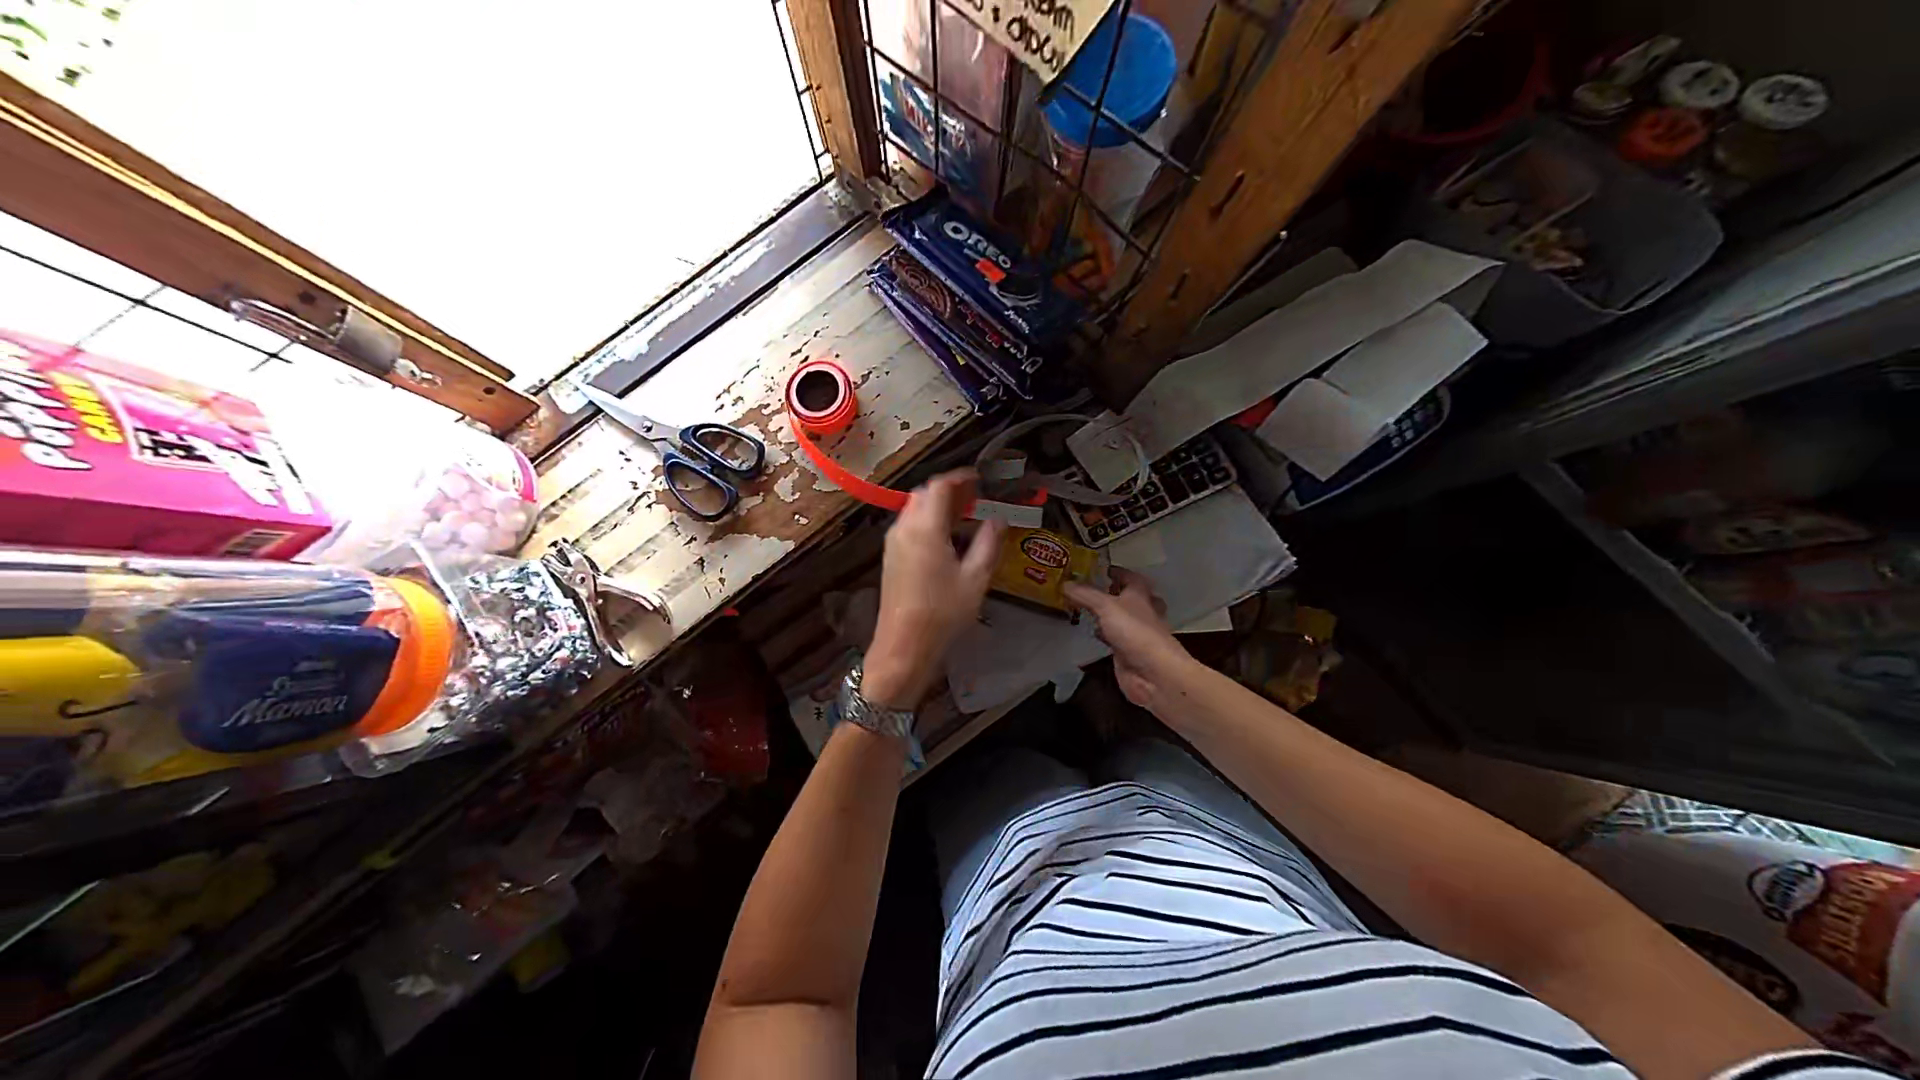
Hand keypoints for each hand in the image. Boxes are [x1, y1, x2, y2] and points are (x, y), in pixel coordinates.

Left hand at [863, 470, 1005, 708]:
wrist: (903, 647)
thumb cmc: (942, 614)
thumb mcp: (976, 579)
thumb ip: (989, 543)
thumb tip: (999, 519)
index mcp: (925, 528)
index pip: (940, 486)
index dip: (961, 477)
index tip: (981, 478)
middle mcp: (904, 529)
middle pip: (924, 494)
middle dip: (950, 490)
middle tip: (977, 496)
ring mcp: (893, 543)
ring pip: (915, 509)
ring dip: (939, 505)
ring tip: (966, 515)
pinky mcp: (891, 558)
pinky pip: (910, 526)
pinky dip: (929, 521)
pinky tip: (948, 538)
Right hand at [1064, 569, 1194, 710]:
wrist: (1153, 673)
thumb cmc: (1134, 632)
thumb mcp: (1106, 606)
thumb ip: (1085, 594)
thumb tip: (1065, 583)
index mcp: (1141, 596)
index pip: (1132, 578)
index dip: (1119, 572)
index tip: (1103, 568)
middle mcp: (1141, 613)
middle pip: (1130, 598)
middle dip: (1115, 593)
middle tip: (1094, 589)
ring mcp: (1136, 634)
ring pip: (1121, 619)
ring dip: (1108, 614)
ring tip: (1086, 608)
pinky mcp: (1128, 653)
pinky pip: (1114, 638)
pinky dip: (1103, 634)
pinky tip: (1091, 632)